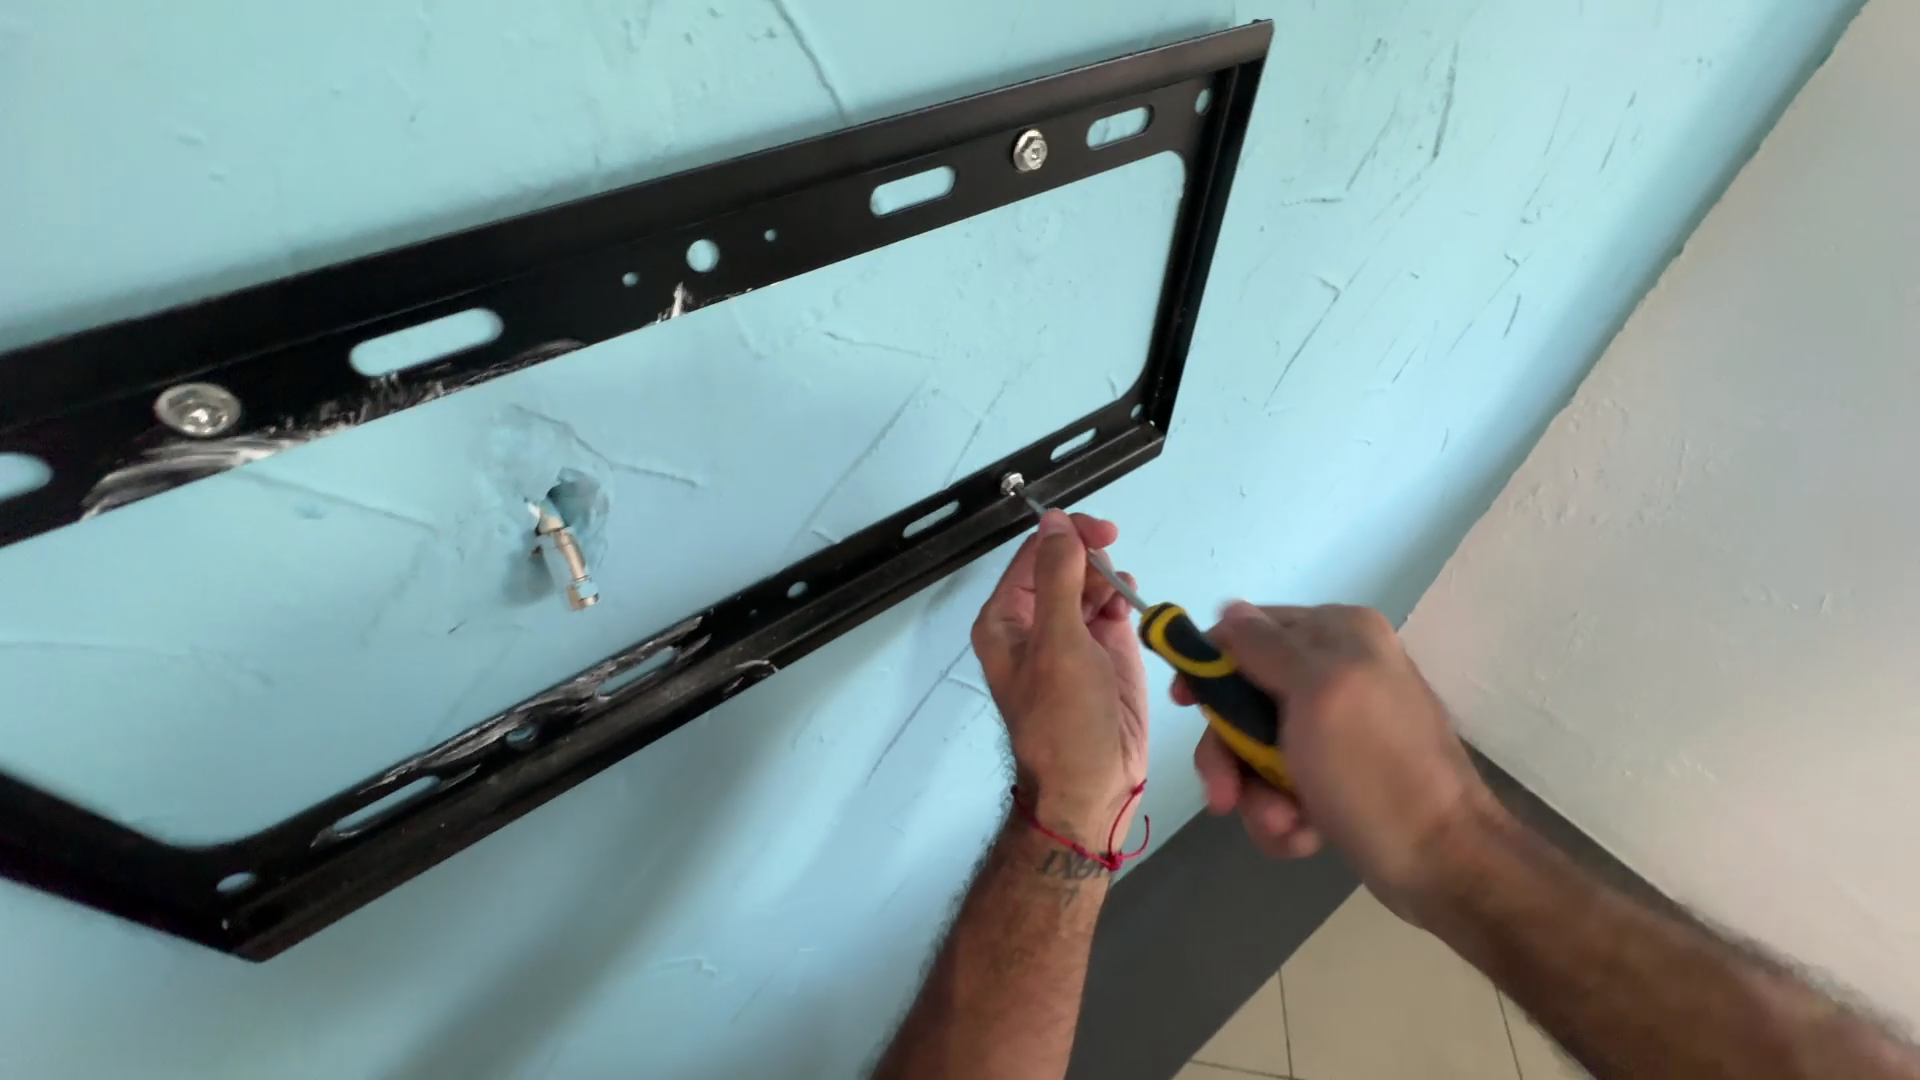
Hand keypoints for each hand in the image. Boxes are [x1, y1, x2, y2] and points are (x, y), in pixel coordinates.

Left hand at [972, 510, 1149, 844]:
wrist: (1094, 786)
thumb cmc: (1066, 719)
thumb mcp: (1059, 644)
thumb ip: (1058, 577)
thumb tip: (1055, 520)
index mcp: (1006, 617)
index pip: (1034, 554)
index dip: (1066, 535)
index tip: (1104, 531)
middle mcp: (1034, 620)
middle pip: (1063, 561)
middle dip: (1091, 560)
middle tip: (1111, 582)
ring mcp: (1070, 632)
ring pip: (1090, 579)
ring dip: (1108, 580)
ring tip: (1116, 607)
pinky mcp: (1102, 647)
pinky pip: (1110, 603)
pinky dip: (1121, 599)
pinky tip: (1127, 609)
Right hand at [1182, 602, 1501, 920]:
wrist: (1445, 868)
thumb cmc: (1374, 772)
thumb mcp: (1316, 692)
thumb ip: (1265, 645)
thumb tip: (1229, 609)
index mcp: (1337, 633)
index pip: (1245, 630)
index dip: (1209, 666)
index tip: (1186, 705)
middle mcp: (1337, 668)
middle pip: (1243, 695)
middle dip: (1231, 751)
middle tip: (1225, 794)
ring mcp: (1338, 721)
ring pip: (1256, 743)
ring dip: (1255, 791)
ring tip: (1281, 823)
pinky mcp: (1339, 768)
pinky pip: (1281, 777)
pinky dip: (1281, 809)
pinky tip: (1302, 833)